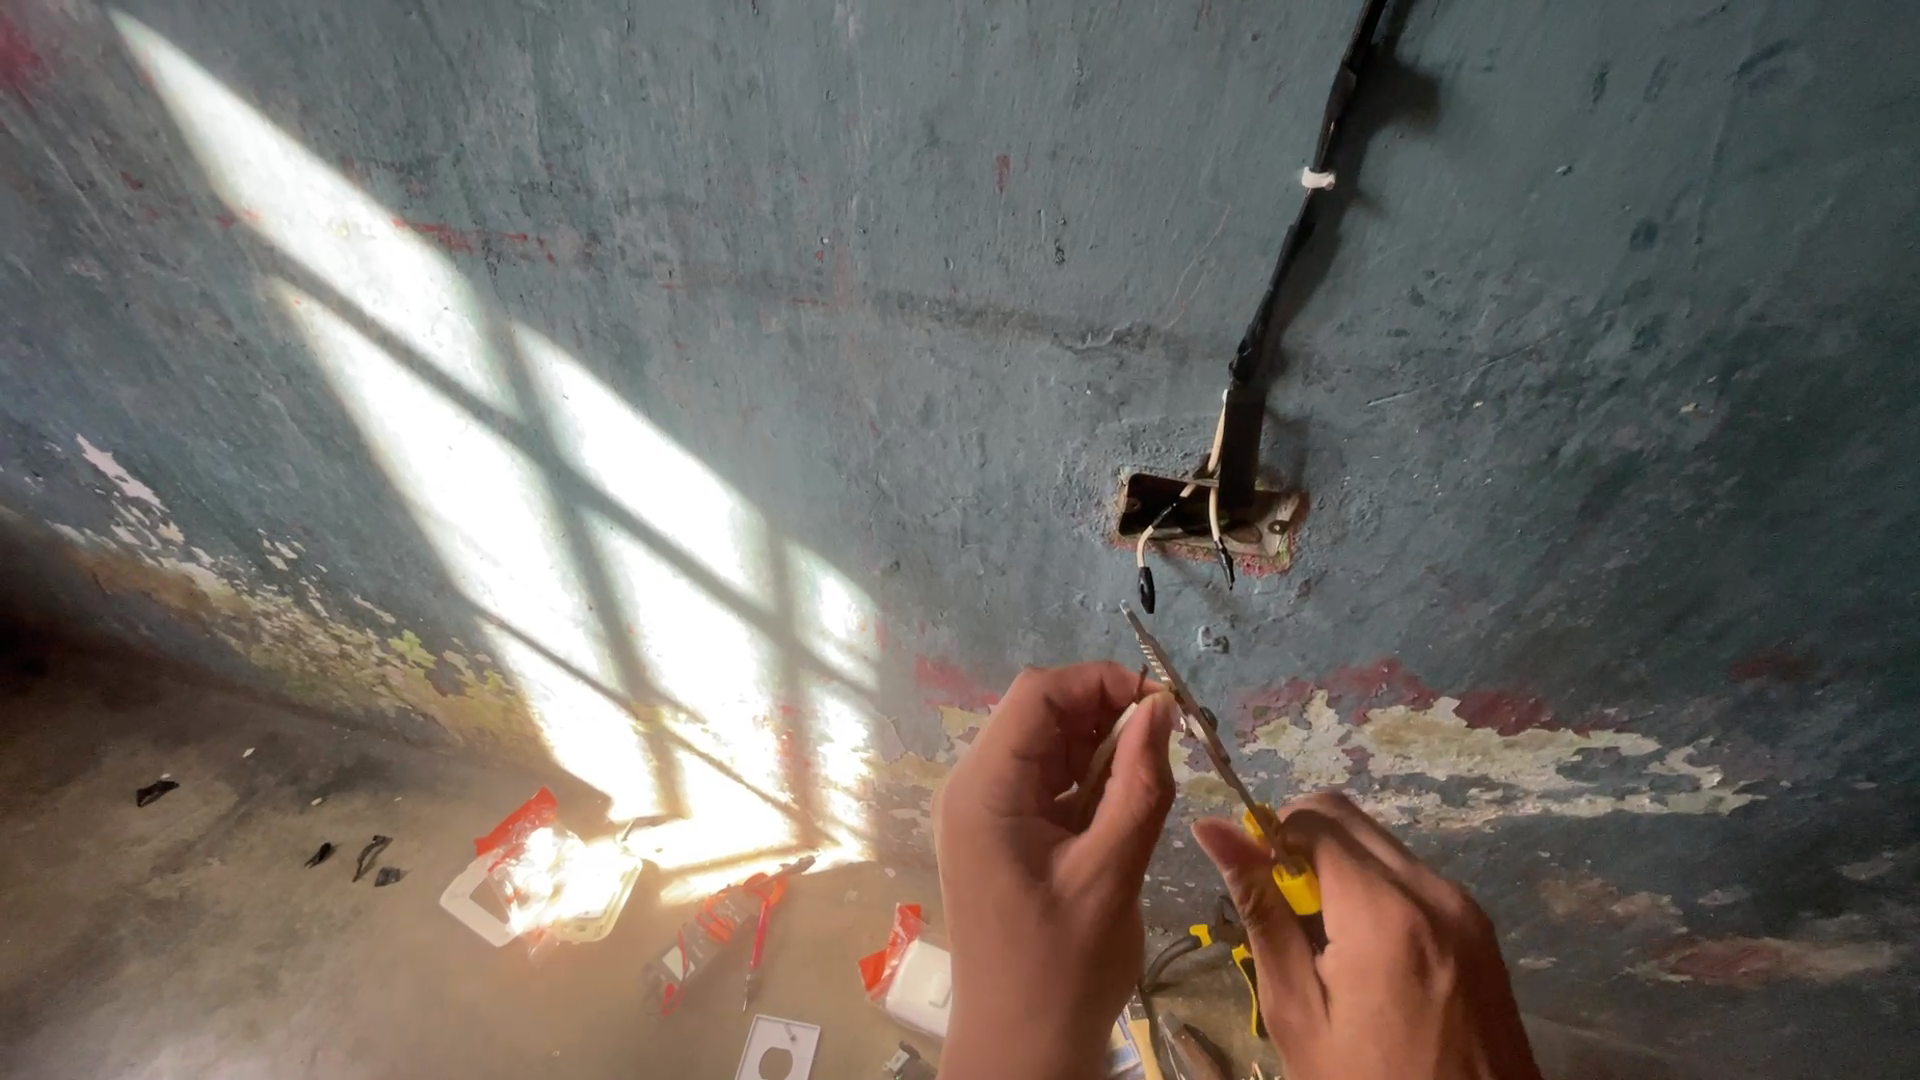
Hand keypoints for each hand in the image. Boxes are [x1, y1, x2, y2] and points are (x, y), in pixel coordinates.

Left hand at [934, 663, 1177, 1079]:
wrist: (1018, 1052)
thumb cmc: (1061, 971)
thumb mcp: (1112, 872)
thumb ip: (1140, 784)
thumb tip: (1162, 710)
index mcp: (984, 787)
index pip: (1036, 694)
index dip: (1099, 682)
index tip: (1162, 703)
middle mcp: (974, 785)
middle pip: (1038, 714)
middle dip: (1104, 711)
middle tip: (1169, 734)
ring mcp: (985, 809)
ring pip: (1046, 745)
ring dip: (1100, 745)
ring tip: (1155, 766)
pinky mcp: (1003, 831)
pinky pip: (1046, 781)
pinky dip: (1088, 778)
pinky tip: (1125, 796)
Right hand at [1194, 793, 1541, 1079]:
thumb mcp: (1297, 1009)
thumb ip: (1260, 907)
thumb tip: (1212, 827)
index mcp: (1384, 911)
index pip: (1309, 820)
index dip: (1268, 839)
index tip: (1255, 887)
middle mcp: (1433, 890)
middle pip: (1343, 816)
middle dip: (1298, 842)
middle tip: (1281, 907)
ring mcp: (1465, 908)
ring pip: (1374, 840)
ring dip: (1334, 863)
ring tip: (1320, 935)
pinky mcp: (1479, 928)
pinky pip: (1406, 871)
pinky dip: (1369, 884)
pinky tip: (1360, 948)